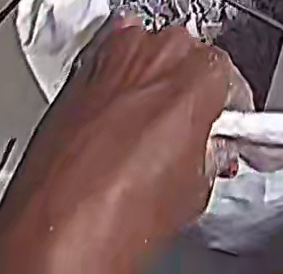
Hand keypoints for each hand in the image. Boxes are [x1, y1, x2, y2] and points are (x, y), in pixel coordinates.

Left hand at [0, 17, 249, 273]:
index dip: (229, 103)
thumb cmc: (113, 214)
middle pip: (191, 54)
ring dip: (156, 76)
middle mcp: (161, 49)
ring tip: (150, 124)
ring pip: (153, 50)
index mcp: (200, 73)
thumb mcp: (193, 189)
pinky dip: (123, 71)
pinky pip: (116, 52)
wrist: (52, 232)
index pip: (228, 73)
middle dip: (192, 87)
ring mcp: (121, 52)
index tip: (227, 120)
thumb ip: (210, 151)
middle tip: (190, 128)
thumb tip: (207, 149)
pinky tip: (122, 106)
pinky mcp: (87, 63)